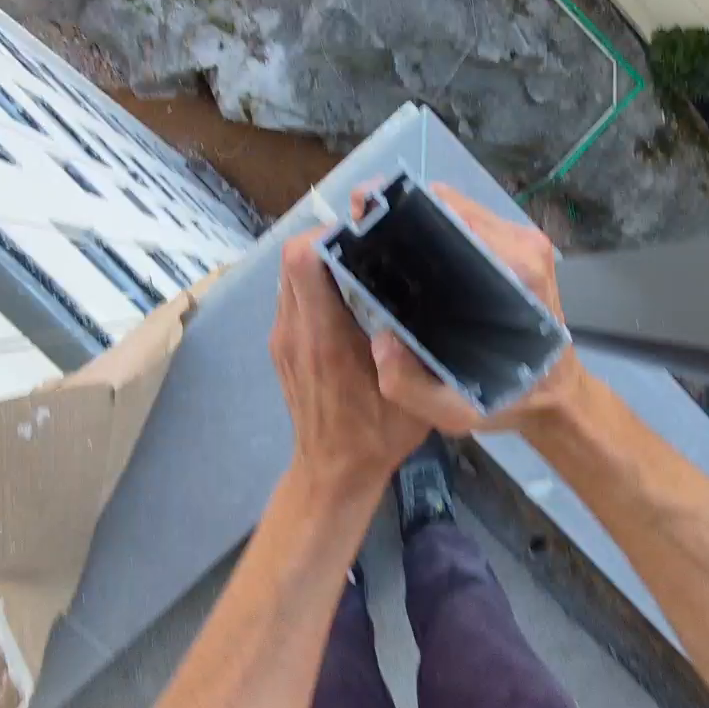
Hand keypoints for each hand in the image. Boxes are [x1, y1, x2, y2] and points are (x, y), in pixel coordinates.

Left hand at [270, 230, 430, 499]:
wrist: (332, 473)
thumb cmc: (375, 436)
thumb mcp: (411, 396)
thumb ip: (415, 352)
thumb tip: (425, 301)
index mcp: (324, 337)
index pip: (303, 261)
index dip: (330, 234)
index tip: (368, 234)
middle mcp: (294, 330)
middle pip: (293, 260)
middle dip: (330, 242)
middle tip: (373, 246)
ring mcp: (283, 339)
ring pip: (291, 276)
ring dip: (322, 263)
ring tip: (365, 267)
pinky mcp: (282, 347)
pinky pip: (293, 297)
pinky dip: (317, 286)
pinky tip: (351, 298)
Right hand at [364, 184, 589, 436]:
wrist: (554, 399)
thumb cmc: (508, 402)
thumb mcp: (455, 411)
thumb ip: (409, 385)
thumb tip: (380, 340)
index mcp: (511, 274)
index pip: (450, 216)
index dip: (400, 210)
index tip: (361, 217)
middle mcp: (521, 248)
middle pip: (449, 205)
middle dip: (400, 212)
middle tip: (360, 230)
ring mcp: (524, 242)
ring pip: (457, 210)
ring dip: (417, 219)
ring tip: (378, 239)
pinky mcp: (521, 247)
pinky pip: (469, 223)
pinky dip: (436, 229)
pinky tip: (410, 252)